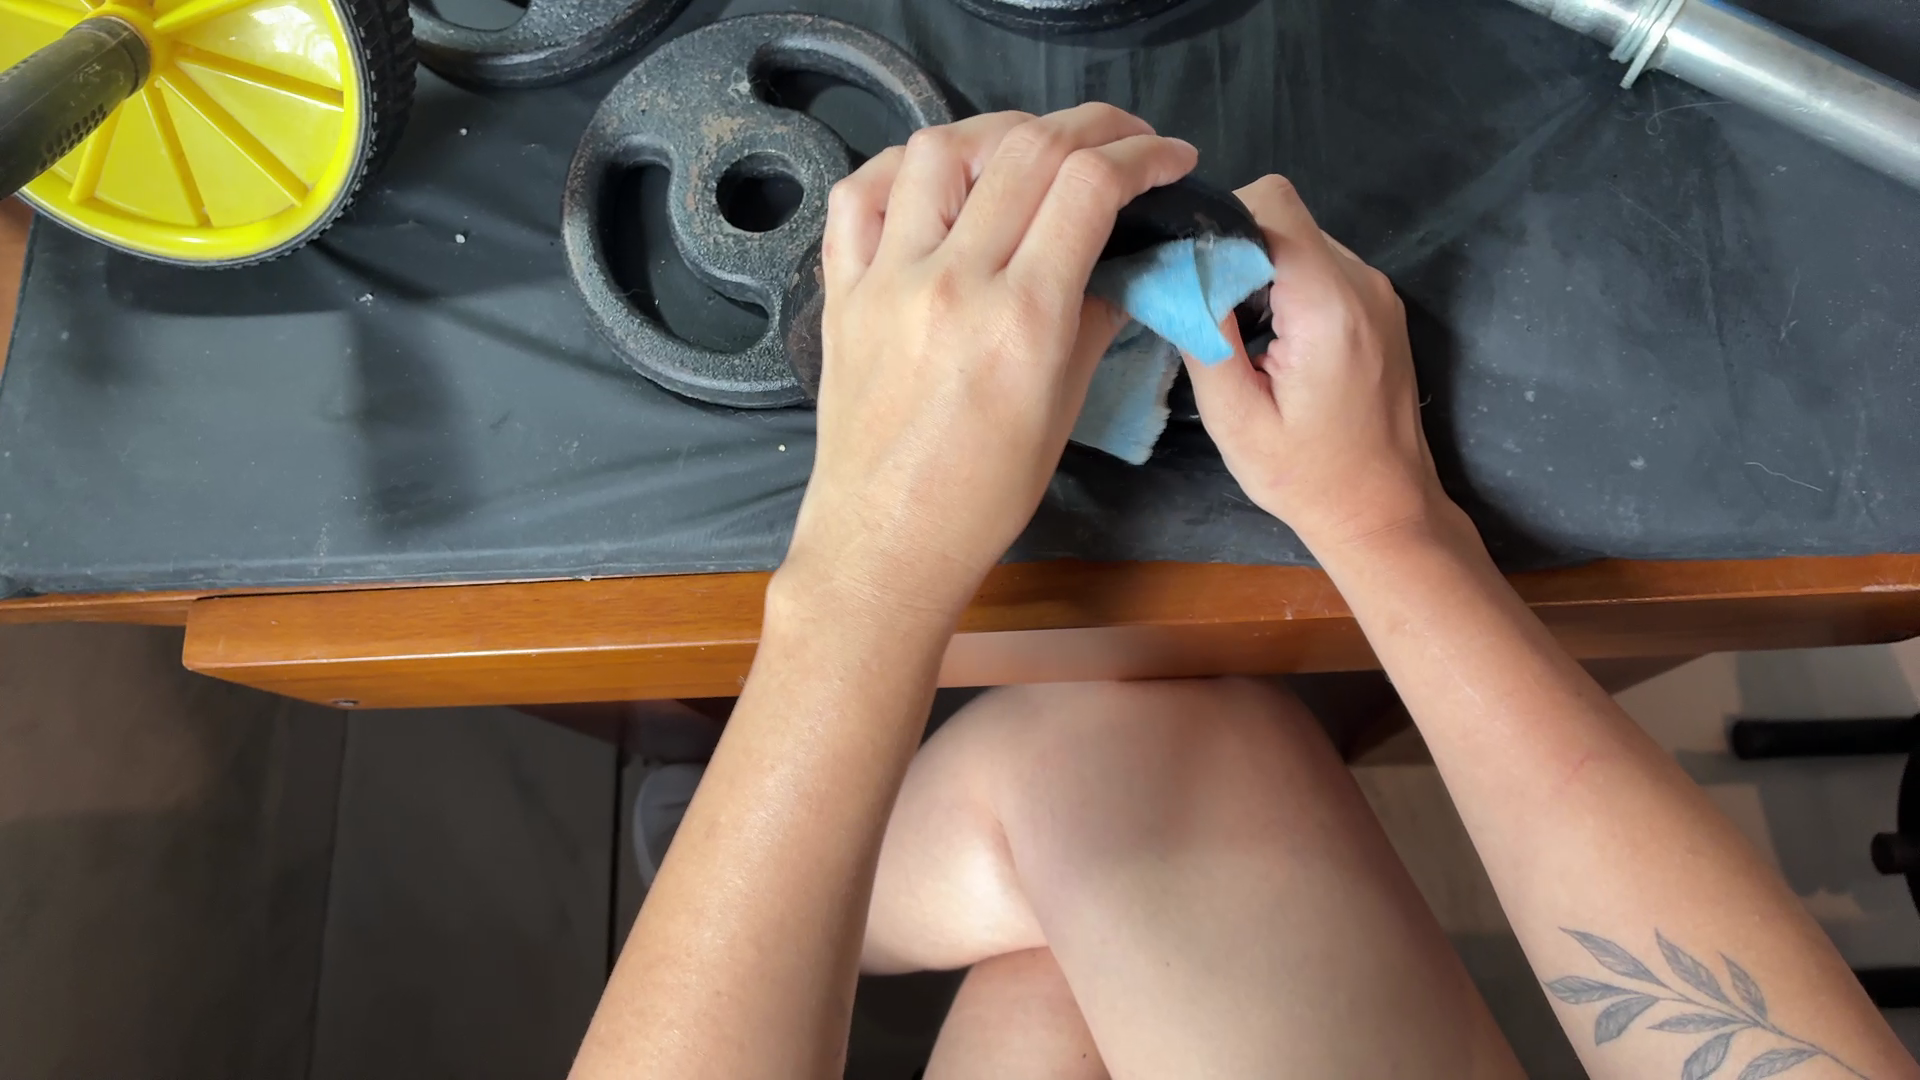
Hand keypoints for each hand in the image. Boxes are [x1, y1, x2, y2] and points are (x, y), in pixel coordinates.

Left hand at [780, 105, 1197, 618]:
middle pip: (1024, 151)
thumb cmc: (982, 499)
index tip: (1167, 158)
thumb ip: (1093, 322)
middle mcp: (950, 282)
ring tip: (1028, 152)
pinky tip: (934, 182)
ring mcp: (885, 281)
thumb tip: (1118, 264)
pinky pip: (857, 195)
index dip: (1141, 155)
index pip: (1087, 187)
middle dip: (1091, 125)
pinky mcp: (842, 293)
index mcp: (1020, 320)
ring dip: (997, 133)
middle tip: (1120, 139)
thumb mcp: (1060, 413)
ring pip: (937, 150)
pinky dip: (900, 168)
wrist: (886, 541)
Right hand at [1184, 175, 1449, 554]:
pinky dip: (1282, 288)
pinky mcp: (1378, 307)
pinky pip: (1318, 269)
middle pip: (1284, 219)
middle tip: (1206, 316)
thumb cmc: (1303, 476)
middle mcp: (1362, 282)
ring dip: (1257, 274)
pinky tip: (1269, 342)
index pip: (1272, 204)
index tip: (1190, 275)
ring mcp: (1377, 292)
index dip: (1219, 224)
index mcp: (1328, 305)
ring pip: (1299, 241)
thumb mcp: (1234, 418)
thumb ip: (1204, 337)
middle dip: (1233, 253)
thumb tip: (1175, 275)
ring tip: (1237, 336)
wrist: (1382, 510)